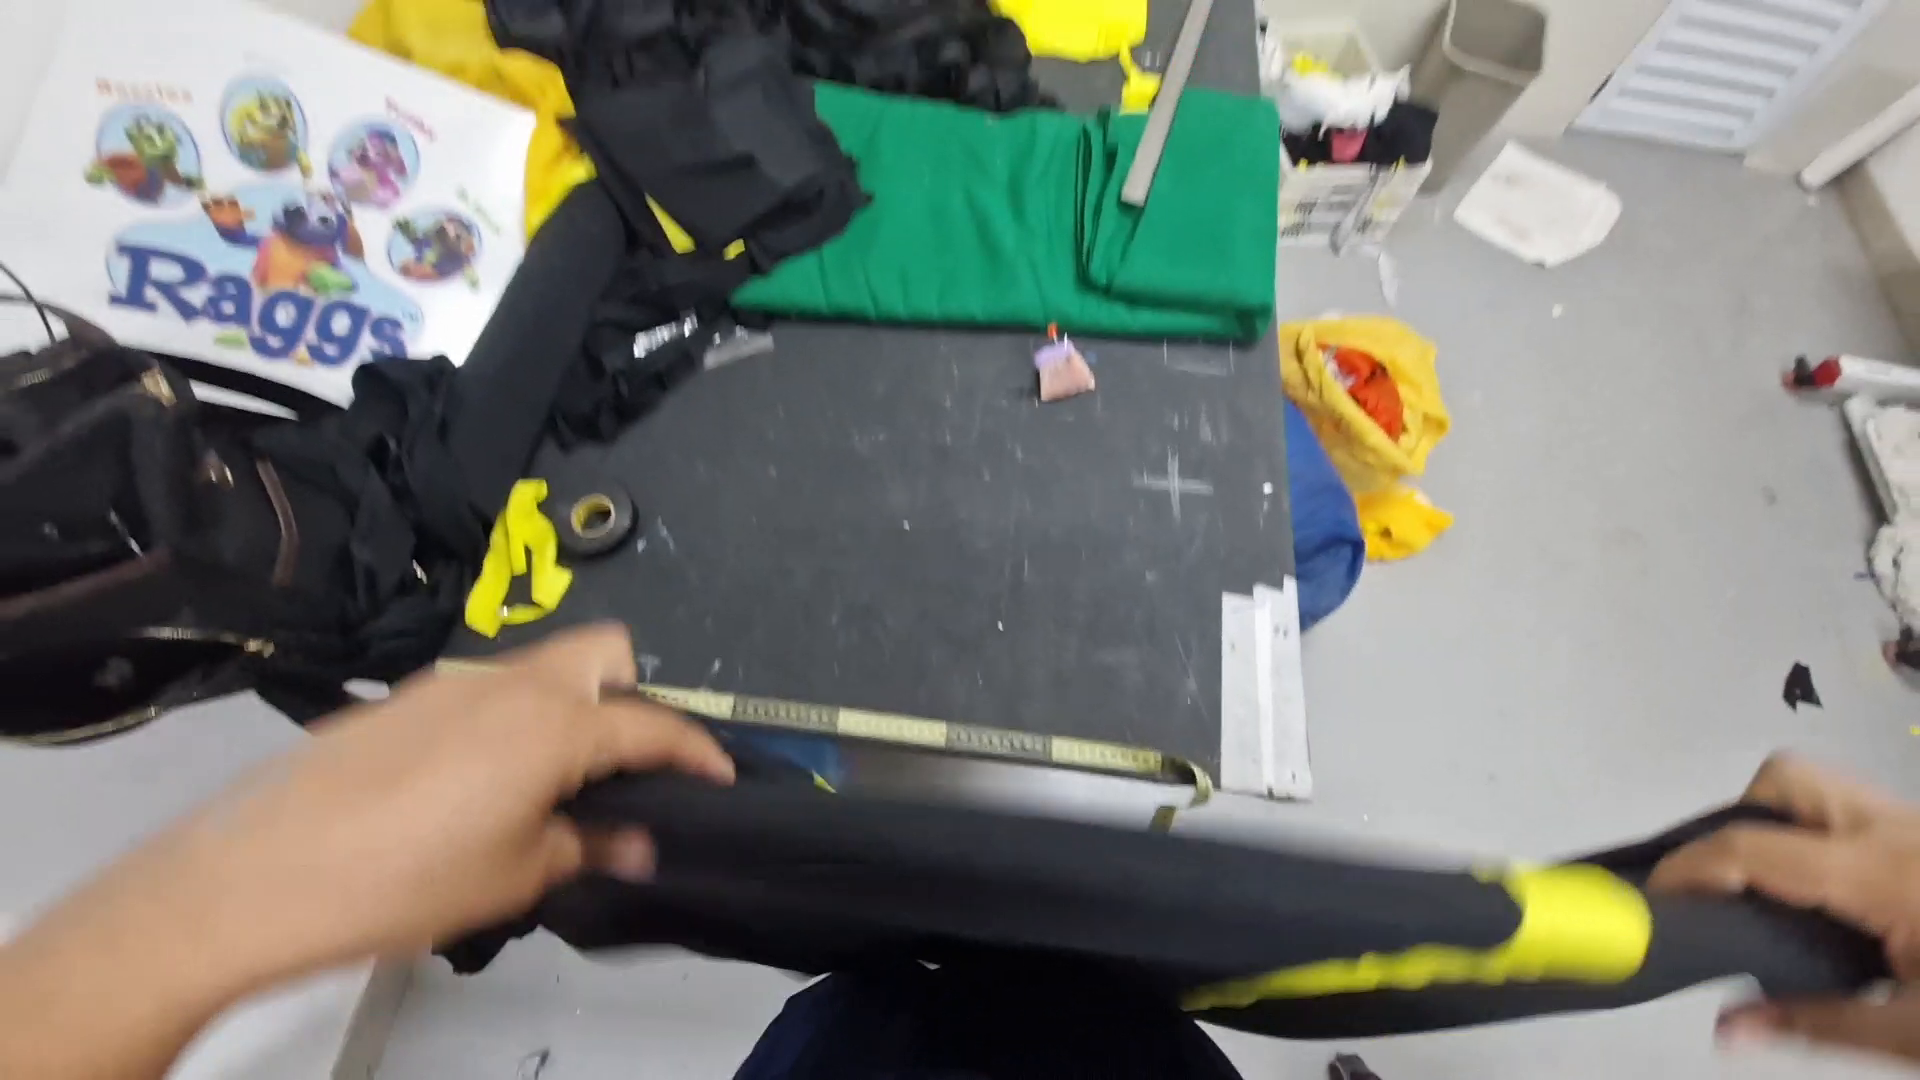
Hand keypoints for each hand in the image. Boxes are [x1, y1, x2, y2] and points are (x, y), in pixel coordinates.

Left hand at [0, 623, 732, 1078]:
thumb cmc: (403, 881)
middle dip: (636, 694)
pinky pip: (494, 682)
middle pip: (608, 651)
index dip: (697, 750)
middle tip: (625, 758)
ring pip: (550, 662)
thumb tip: (639, 846)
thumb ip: (592, 846)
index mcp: (555, 724)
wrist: (245, 881)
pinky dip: (520, 710)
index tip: (721, 775)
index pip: (653, 724)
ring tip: (557, 769)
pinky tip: (484, 771)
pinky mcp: (412, 694)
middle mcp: (515, 683)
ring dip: (578, 699)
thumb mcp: (515, 875)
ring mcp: (458, 679)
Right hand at [1649, 754, 1919, 1060]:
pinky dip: (1827, 837)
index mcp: (1887, 877)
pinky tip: (1840, 894)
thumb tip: (1723, 1031)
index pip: (1750, 848)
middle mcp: (1904, 835)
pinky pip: (1861, 815)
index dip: (1689, 867)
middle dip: (1741, 815)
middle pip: (1790, 780)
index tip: (1657, 896)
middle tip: (1734, 878)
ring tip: (1784, 882)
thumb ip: (1818, 1023)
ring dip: (1784, 818)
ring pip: (1827, 785)